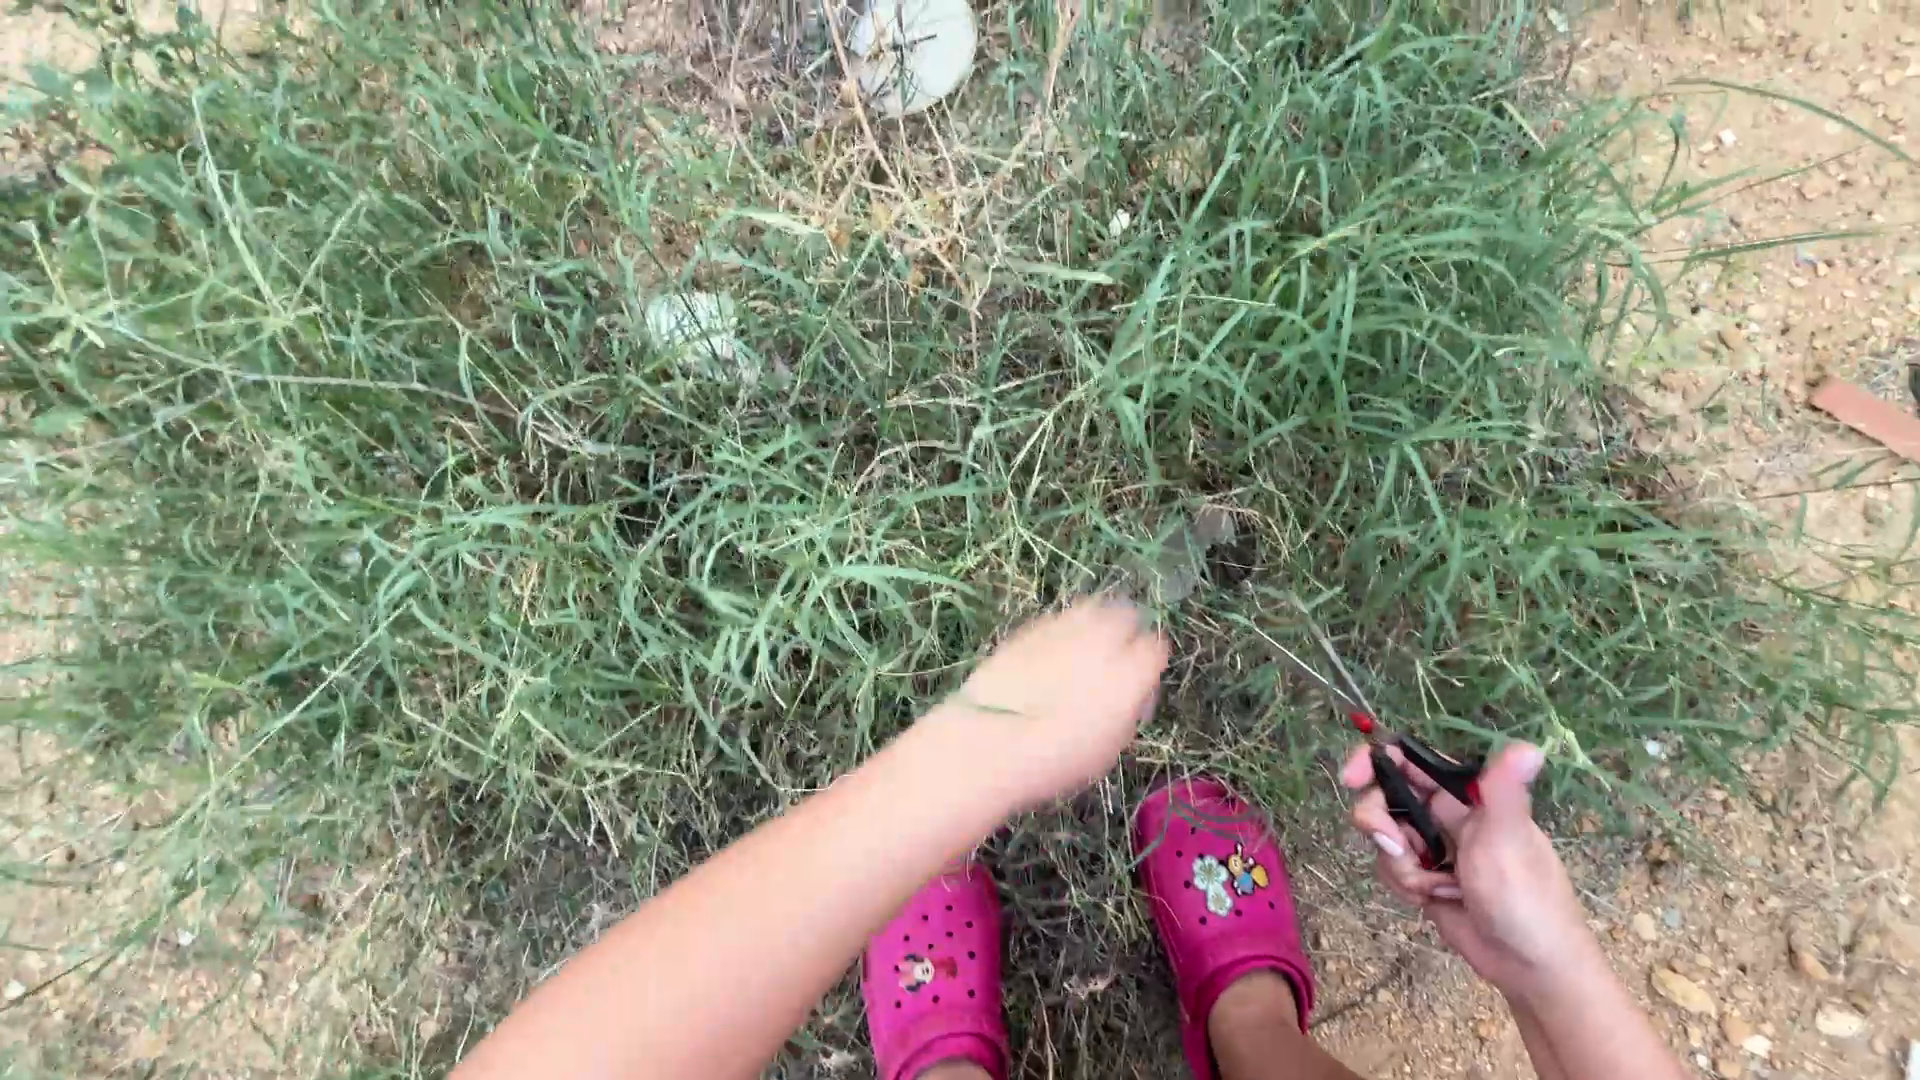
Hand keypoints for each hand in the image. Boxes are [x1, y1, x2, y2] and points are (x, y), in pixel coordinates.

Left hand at [926, 596, 1168, 811]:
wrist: (991, 741)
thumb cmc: (1055, 759)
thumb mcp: (1108, 746)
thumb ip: (1125, 709)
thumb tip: (1127, 694)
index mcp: (1131, 674)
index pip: (1156, 648)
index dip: (1149, 661)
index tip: (1141, 674)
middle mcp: (1104, 641)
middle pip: (1126, 615)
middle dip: (1126, 630)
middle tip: (1115, 652)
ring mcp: (1065, 628)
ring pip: (1093, 608)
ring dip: (1095, 621)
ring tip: (1086, 643)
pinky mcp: (1033, 626)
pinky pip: (1059, 618)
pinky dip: (1064, 628)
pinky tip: (1054, 649)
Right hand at [1341, 742, 1604, 1002]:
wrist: (1530, 970)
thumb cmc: (1526, 899)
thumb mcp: (1509, 839)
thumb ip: (1504, 790)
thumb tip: (1529, 746)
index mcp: (1465, 795)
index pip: (1407, 759)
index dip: (1373, 761)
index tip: (1352, 779)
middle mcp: (1444, 813)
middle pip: (1383, 795)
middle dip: (1378, 821)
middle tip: (1394, 847)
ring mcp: (1431, 845)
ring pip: (1381, 833)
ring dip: (1398, 863)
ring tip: (1433, 887)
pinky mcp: (1422, 874)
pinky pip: (1388, 865)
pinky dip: (1403, 883)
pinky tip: (1434, 900)